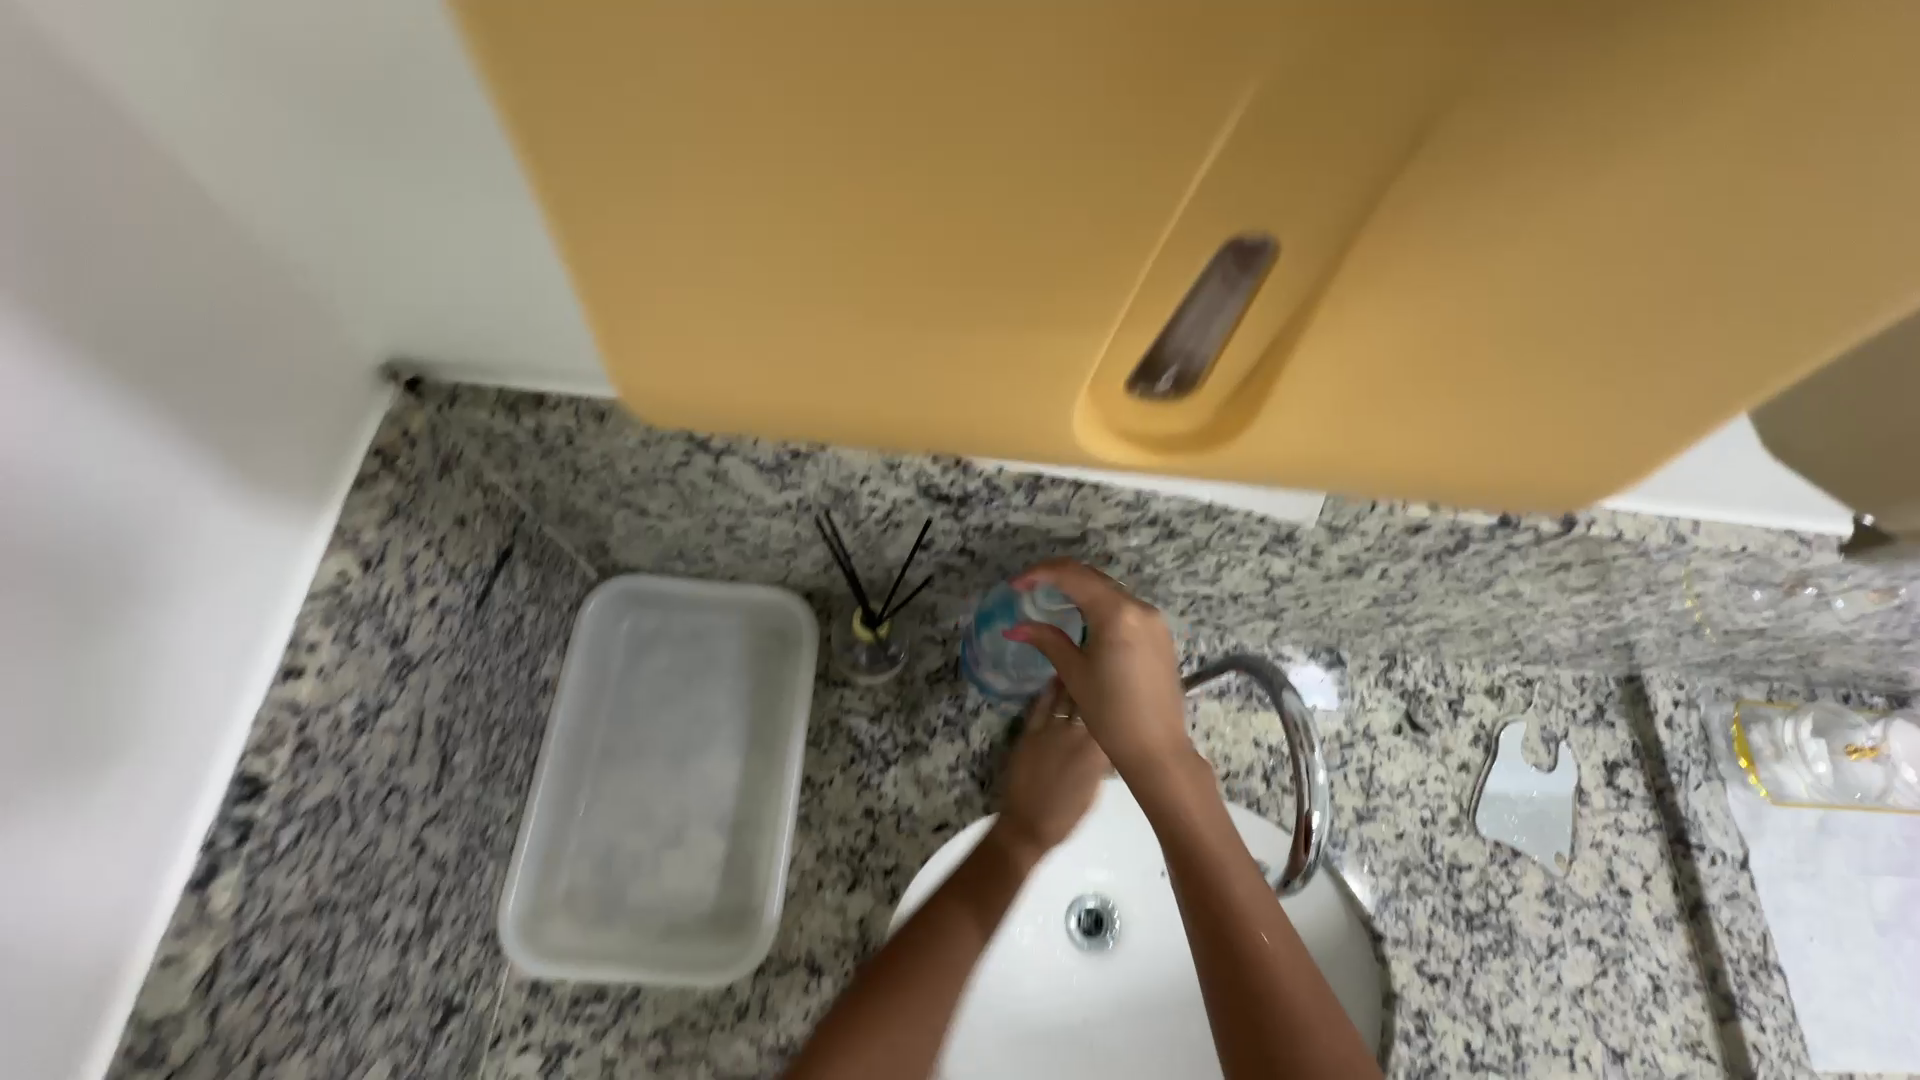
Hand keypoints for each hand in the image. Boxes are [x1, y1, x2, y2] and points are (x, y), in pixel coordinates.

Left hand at [996, 681, 1109, 858]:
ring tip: (1081, 662)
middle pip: (1091, 702)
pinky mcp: (1030, 731)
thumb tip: (1105, 743)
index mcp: (1098, 753)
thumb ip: (1100, 761)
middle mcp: (1077, 736)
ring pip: (1067, 698)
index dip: (1120, 702)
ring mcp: (1051, 731)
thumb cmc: (1067, 815)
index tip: (1125, 687)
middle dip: (1099, 683)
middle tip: (1105, 666)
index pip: (1113, 719)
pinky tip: (1055, 678)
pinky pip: (1041, 705)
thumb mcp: (1095, 788)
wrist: (1028, 824)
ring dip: (1074, 680)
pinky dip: (1048, 690)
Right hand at [1004, 558, 1194, 778]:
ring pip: (1109, 590)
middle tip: (1028, 589)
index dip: (1039, 574)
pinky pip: (1124, 607)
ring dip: (1079, 590)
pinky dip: (1099, 605)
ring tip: (1049, 602)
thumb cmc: (1110, 713)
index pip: (1072, 575)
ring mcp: (1153, 619)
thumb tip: (1014, 627)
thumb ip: (1046, 640)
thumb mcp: (1074, 672)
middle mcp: (1139, 607)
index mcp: (1116, 613)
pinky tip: (1081, 620)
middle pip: (1092, 577)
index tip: (1015, 586)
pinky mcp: (1160, 634)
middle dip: (1057, 577)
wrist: (1156, 748)